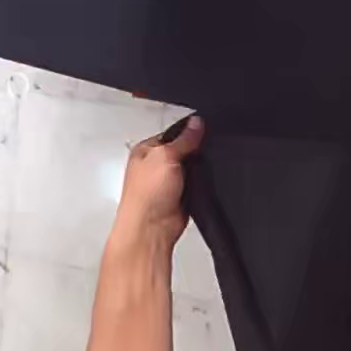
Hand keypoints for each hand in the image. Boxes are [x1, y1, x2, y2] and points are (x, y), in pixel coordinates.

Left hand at [111, 116, 204, 254]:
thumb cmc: (146, 194)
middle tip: (204, 151)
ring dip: (198, 170)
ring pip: (192, 168)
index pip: (173, 133)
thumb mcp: (166, 156)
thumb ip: (184, 140)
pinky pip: (197, 184)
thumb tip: (197, 123)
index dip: (189, 131)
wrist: (151, 227)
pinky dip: (202, 184)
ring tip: (201, 171)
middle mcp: (156, 165)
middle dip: (195, 152)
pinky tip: (203, 184)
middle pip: (184, 150)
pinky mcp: (181, 196)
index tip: (204, 129)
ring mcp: (168, 182)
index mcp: (147, 150)